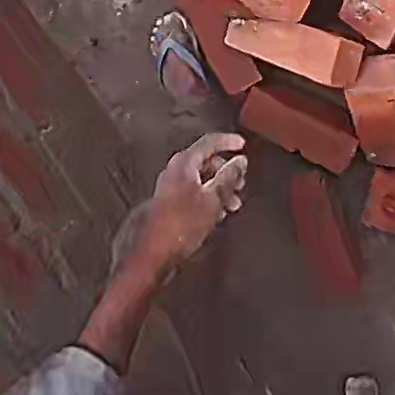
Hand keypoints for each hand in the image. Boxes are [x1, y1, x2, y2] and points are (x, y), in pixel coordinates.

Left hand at [125, 133, 247, 274]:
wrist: (152, 253)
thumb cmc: (180, 224)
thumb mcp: (214, 198)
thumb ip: (229, 177)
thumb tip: (240, 161)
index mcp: (184, 162)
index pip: (209, 142)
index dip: (228, 141)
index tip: (242, 145)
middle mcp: (174, 170)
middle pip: (206, 161)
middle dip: (226, 171)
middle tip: (240, 181)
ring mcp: (169, 186)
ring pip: (200, 178)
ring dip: (219, 187)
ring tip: (232, 203)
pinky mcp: (168, 203)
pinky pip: (193, 192)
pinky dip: (208, 197)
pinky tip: (217, 213)